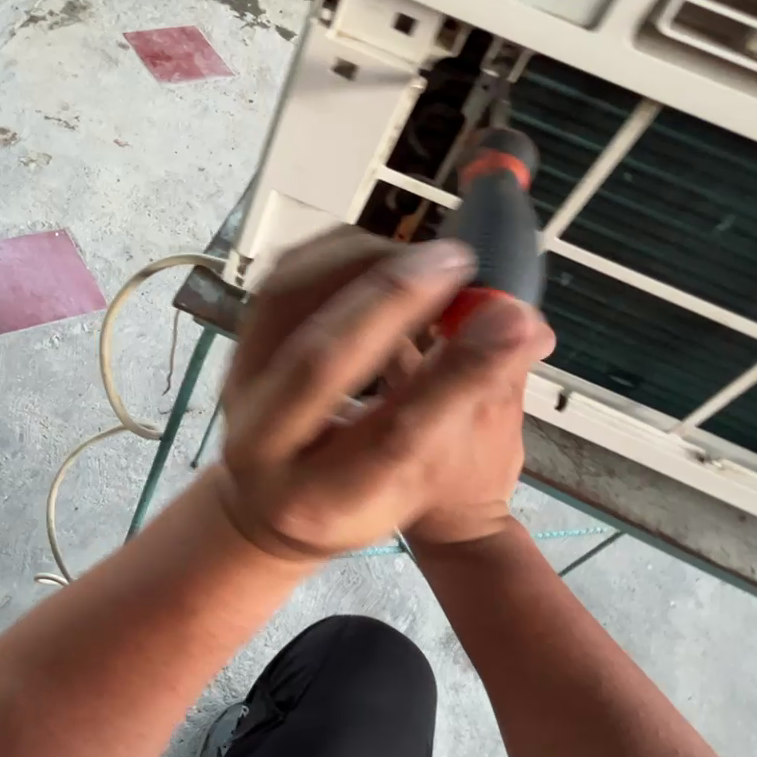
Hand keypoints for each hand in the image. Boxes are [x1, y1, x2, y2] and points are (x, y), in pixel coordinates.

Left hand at [215, 230, 554, 559]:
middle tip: (458, 262)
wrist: (266, 504)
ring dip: (361, 265)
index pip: (392, 439)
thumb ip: (461, 409)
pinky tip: (380, 253)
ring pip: (285, 304)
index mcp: (320, 502)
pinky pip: (277, 281)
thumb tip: (522, 325)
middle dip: (393, 301)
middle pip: (318, 362)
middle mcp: (263, 448)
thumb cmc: (352, 500)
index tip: (510, 322)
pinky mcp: (234, 350)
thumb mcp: (413, 482)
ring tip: (425, 259)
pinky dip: (331, 255)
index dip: (456, 376)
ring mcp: (237, 392)